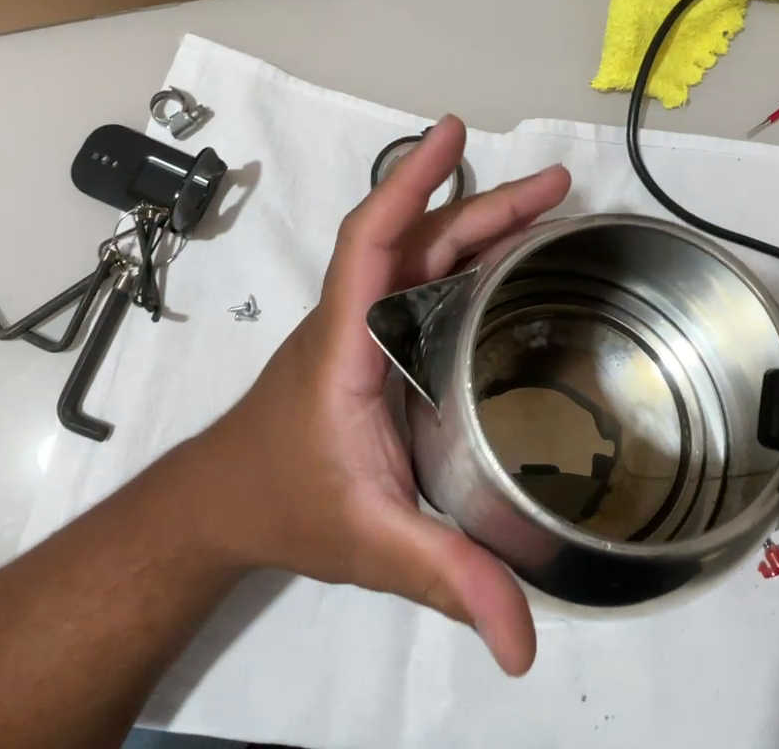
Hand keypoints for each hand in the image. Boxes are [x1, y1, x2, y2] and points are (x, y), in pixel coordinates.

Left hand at [193, 117, 570, 675]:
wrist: (222, 503)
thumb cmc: (283, 505)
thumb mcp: (371, 543)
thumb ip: (444, 580)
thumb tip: (523, 645)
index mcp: (346, 342)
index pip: (372, 243)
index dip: (410, 184)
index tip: (452, 134)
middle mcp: (352, 320)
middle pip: (412, 240)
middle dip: (481, 205)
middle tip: (556, 186)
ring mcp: (359, 329)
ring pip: (417, 257)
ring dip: (475, 226)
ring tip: (545, 210)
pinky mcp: (369, 345)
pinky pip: (418, 285)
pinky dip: (461, 262)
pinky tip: (504, 269)